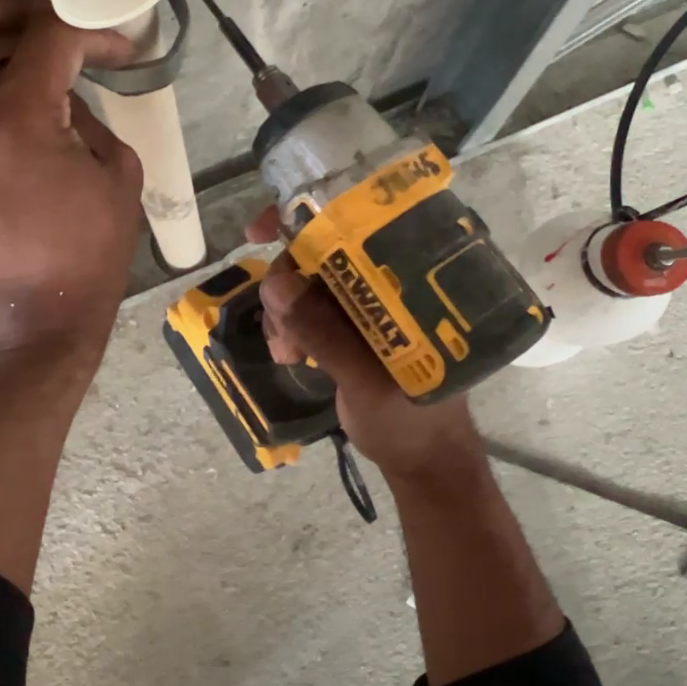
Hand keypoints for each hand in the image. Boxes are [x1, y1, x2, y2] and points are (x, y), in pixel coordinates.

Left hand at [0, 0, 144, 349]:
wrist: (32, 317)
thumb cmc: (89, 252)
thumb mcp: (115, 171)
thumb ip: (86, 111)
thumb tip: (64, 83)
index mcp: (16, 121)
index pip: (48, 34)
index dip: (90, 28)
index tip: (114, 47)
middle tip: (50, 23)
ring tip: (36, 63)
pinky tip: (17, 105)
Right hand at [246, 208, 486, 481]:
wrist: (424, 466)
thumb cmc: (412, 423)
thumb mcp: (366, 381)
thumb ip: (323, 333)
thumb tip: (276, 284)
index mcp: (410, 282)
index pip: (359, 228)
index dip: (308, 219)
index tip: (262, 232)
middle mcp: (389, 283)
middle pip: (321, 253)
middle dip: (287, 285)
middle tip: (281, 331)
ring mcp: (369, 305)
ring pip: (308, 283)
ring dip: (285, 312)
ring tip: (287, 353)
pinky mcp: (352, 327)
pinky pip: (308, 310)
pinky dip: (290, 325)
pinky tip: (290, 355)